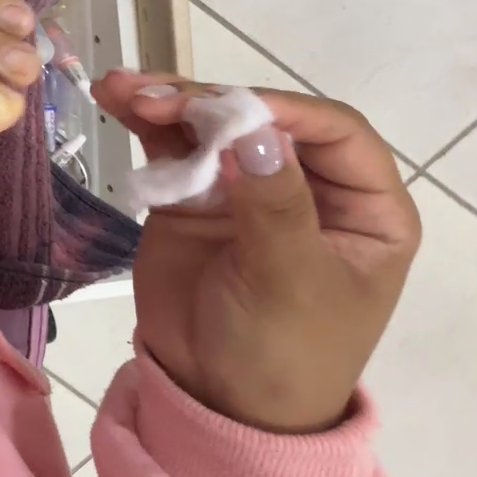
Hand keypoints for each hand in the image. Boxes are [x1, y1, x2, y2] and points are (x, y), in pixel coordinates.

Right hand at [93, 71, 421, 432]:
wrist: (213, 389)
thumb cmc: (280, 344)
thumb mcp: (288, 278)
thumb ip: (273, 203)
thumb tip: (252, 132)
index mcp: (362, 208)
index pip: (333, 133)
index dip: (278, 109)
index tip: (217, 106)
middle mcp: (303, 186)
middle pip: (257, 120)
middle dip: (202, 100)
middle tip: (146, 94)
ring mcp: (238, 189)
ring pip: (205, 126)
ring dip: (162, 101)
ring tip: (116, 87)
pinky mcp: (185, 196)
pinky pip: (166, 147)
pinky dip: (140, 122)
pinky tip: (114, 100)